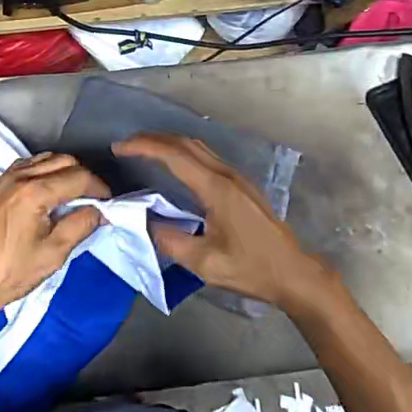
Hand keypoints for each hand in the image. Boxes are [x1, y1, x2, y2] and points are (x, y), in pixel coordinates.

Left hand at [0, 153, 108, 321]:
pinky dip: (45, 171)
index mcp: (35, 191)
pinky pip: (28, 165)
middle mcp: (20, 176)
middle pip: (65, 161)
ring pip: (47, 159)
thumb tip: (101, 211)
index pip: (80, 177)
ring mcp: (4, 179)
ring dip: (65, 172)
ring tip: (73, 197)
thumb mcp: (54, 253)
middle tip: (93, 202)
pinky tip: (48, 193)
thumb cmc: (9, 273)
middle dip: (85, 178)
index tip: (109, 205)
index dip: (100, 189)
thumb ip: (82, 224)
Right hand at [114, 133, 329, 310]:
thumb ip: (170, 240)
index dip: (145, 147)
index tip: (119, 148)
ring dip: (170, 144)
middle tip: (125, 146)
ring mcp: (238, 178)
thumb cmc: (250, 268)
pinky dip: (185, 154)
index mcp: (217, 189)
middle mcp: (228, 175)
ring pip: (200, 148)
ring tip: (143, 152)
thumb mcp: (204, 263)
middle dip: (154, 139)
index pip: (175, 156)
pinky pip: (208, 159)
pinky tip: (174, 167)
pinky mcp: (242, 186)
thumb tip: (146, 222)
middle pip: (187, 143)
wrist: (292, 271)